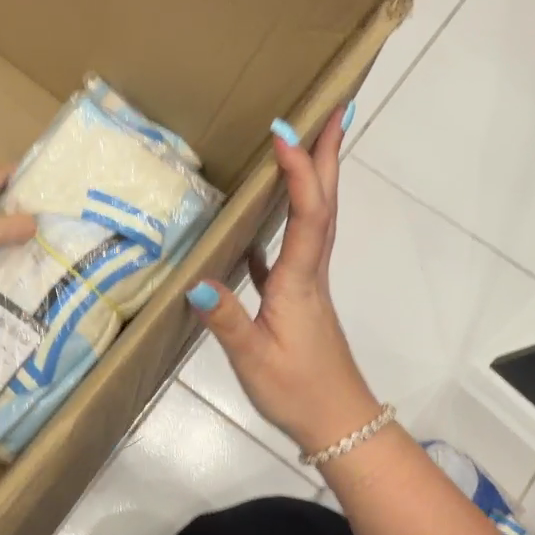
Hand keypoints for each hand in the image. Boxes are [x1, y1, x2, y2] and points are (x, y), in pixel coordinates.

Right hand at [185, 106, 379, 452]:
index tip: (285, 132)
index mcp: (300, 281)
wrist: (339, 424)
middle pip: (324, 206)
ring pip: (313, 223)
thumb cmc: (298, 390)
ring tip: (303, 151)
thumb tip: (196, 280)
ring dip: (312, 183)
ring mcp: (305, 288)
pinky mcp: (296, 304)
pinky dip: (283, 228)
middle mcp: (309, 274)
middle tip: (334, 111)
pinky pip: (291, 252)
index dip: (299, 172)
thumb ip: (226, 319)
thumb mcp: (254, 358)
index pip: (307, 214)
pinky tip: (257, 230)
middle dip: (327, 157)